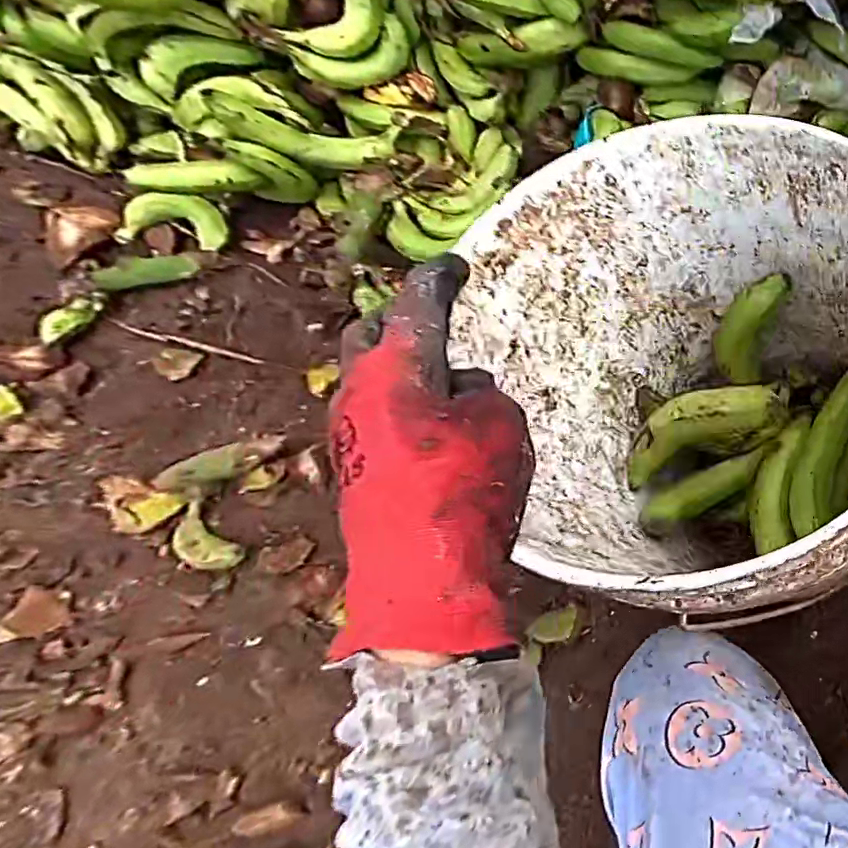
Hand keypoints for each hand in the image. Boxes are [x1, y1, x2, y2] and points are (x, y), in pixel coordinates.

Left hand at [327, 256, 533, 661]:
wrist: (422, 580)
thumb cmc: (468, 491)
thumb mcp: (501, 425)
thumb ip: (481, 393)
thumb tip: (459, 390)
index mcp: (398, 369)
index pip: (418, 304)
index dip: (439, 278)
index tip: (456, 267)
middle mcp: (359, 390)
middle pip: (370, 332)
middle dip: (401, 318)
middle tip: (438, 319)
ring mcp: (346, 429)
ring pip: (367, 374)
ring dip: (400, 365)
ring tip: (442, 378)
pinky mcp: (350, 463)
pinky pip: (373, 410)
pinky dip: (399, 400)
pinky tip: (431, 422)